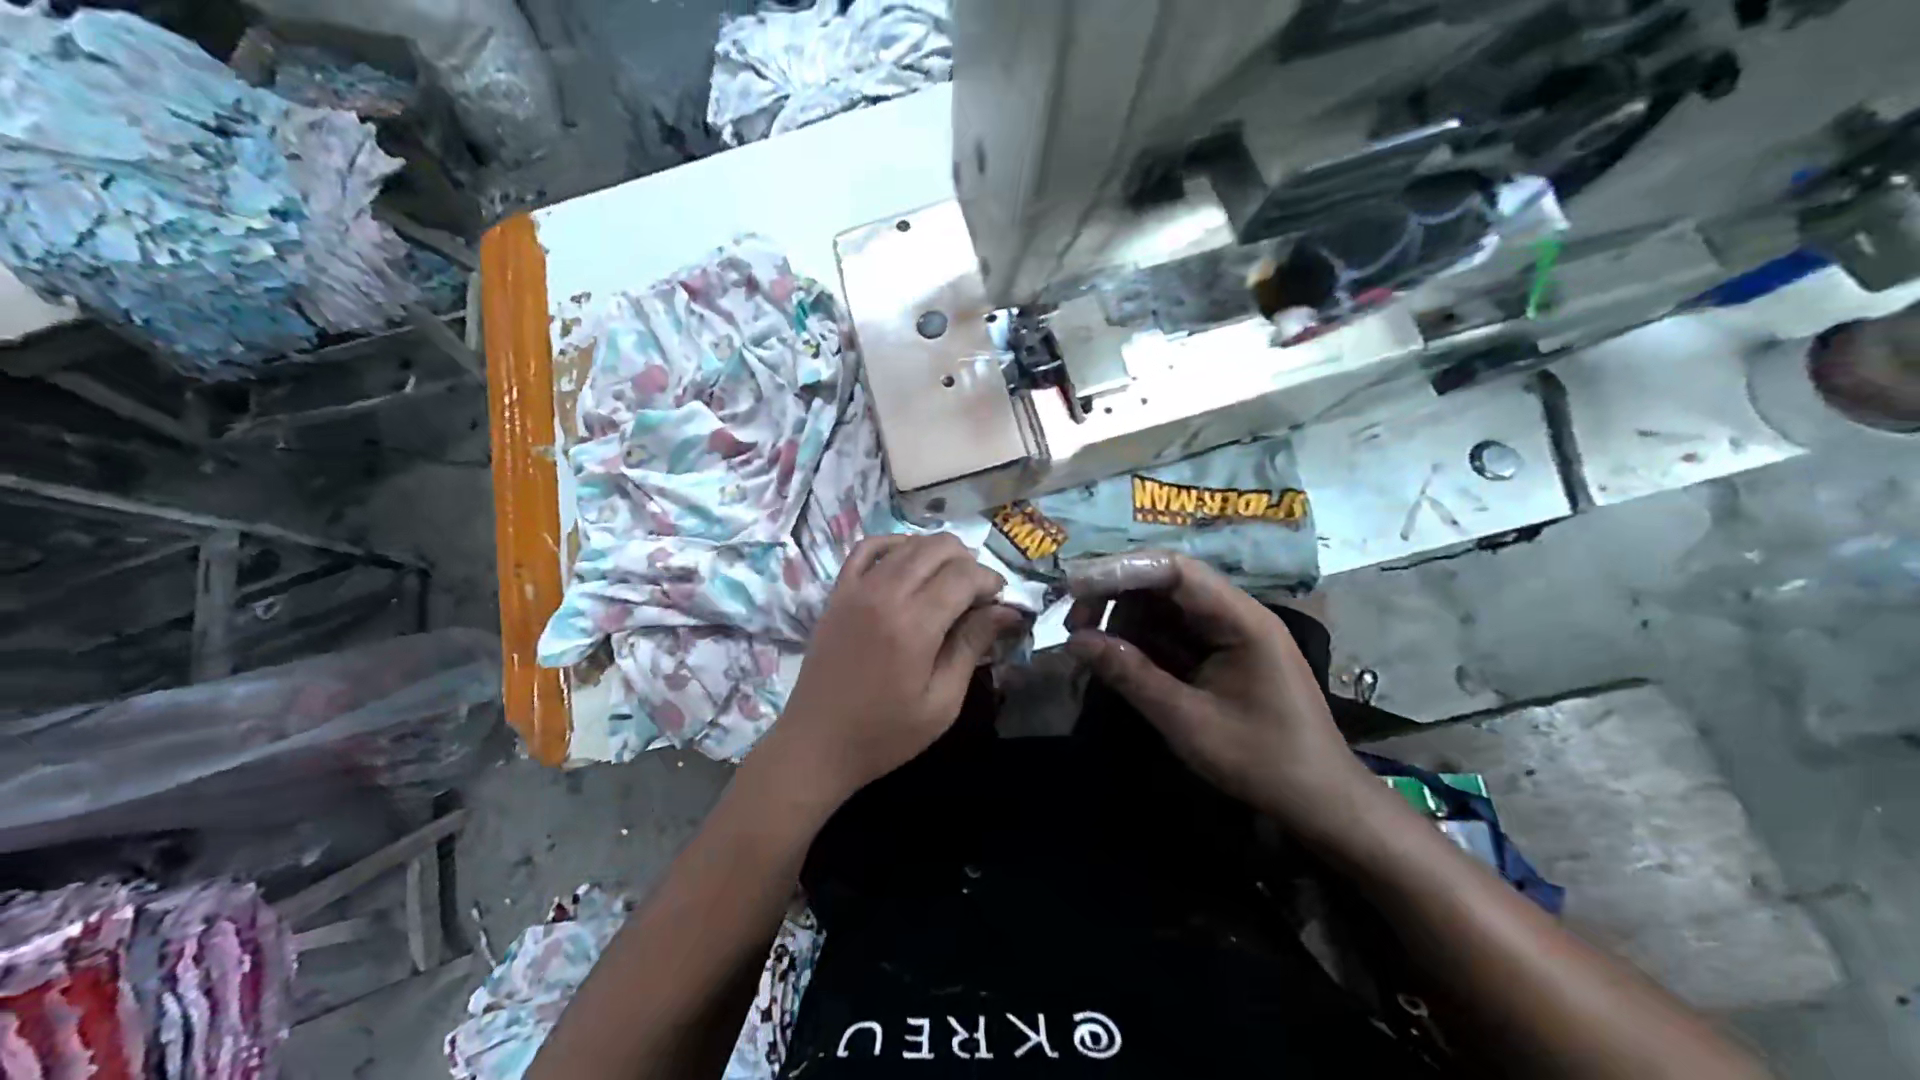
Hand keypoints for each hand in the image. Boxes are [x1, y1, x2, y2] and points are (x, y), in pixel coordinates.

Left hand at [755, 533, 1024, 808]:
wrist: (817, 743)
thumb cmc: (885, 733)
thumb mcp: (942, 701)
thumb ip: (972, 646)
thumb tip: (1007, 610)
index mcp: (914, 625)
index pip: (964, 575)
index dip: (990, 581)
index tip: (999, 602)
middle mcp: (885, 594)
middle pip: (938, 548)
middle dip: (968, 563)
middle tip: (977, 595)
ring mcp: (856, 588)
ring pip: (908, 543)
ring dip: (937, 553)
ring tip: (949, 583)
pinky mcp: (838, 592)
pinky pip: (868, 547)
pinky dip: (895, 545)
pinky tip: (909, 560)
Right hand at [1063, 552, 1383, 845]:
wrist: (1319, 801)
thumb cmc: (1261, 760)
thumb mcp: (1187, 720)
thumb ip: (1131, 675)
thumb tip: (1075, 641)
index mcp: (1240, 619)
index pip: (1174, 571)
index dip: (1120, 570)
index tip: (1074, 588)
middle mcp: (1234, 614)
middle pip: (1164, 582)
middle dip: (1115, 595)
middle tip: (1074, 624)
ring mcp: (1227, 633)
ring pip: (1163, 606)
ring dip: (1123, 619)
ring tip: (1087, 646)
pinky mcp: (1219, 654)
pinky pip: (1171, 632)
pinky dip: (1139, 642)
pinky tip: (1113, 657)